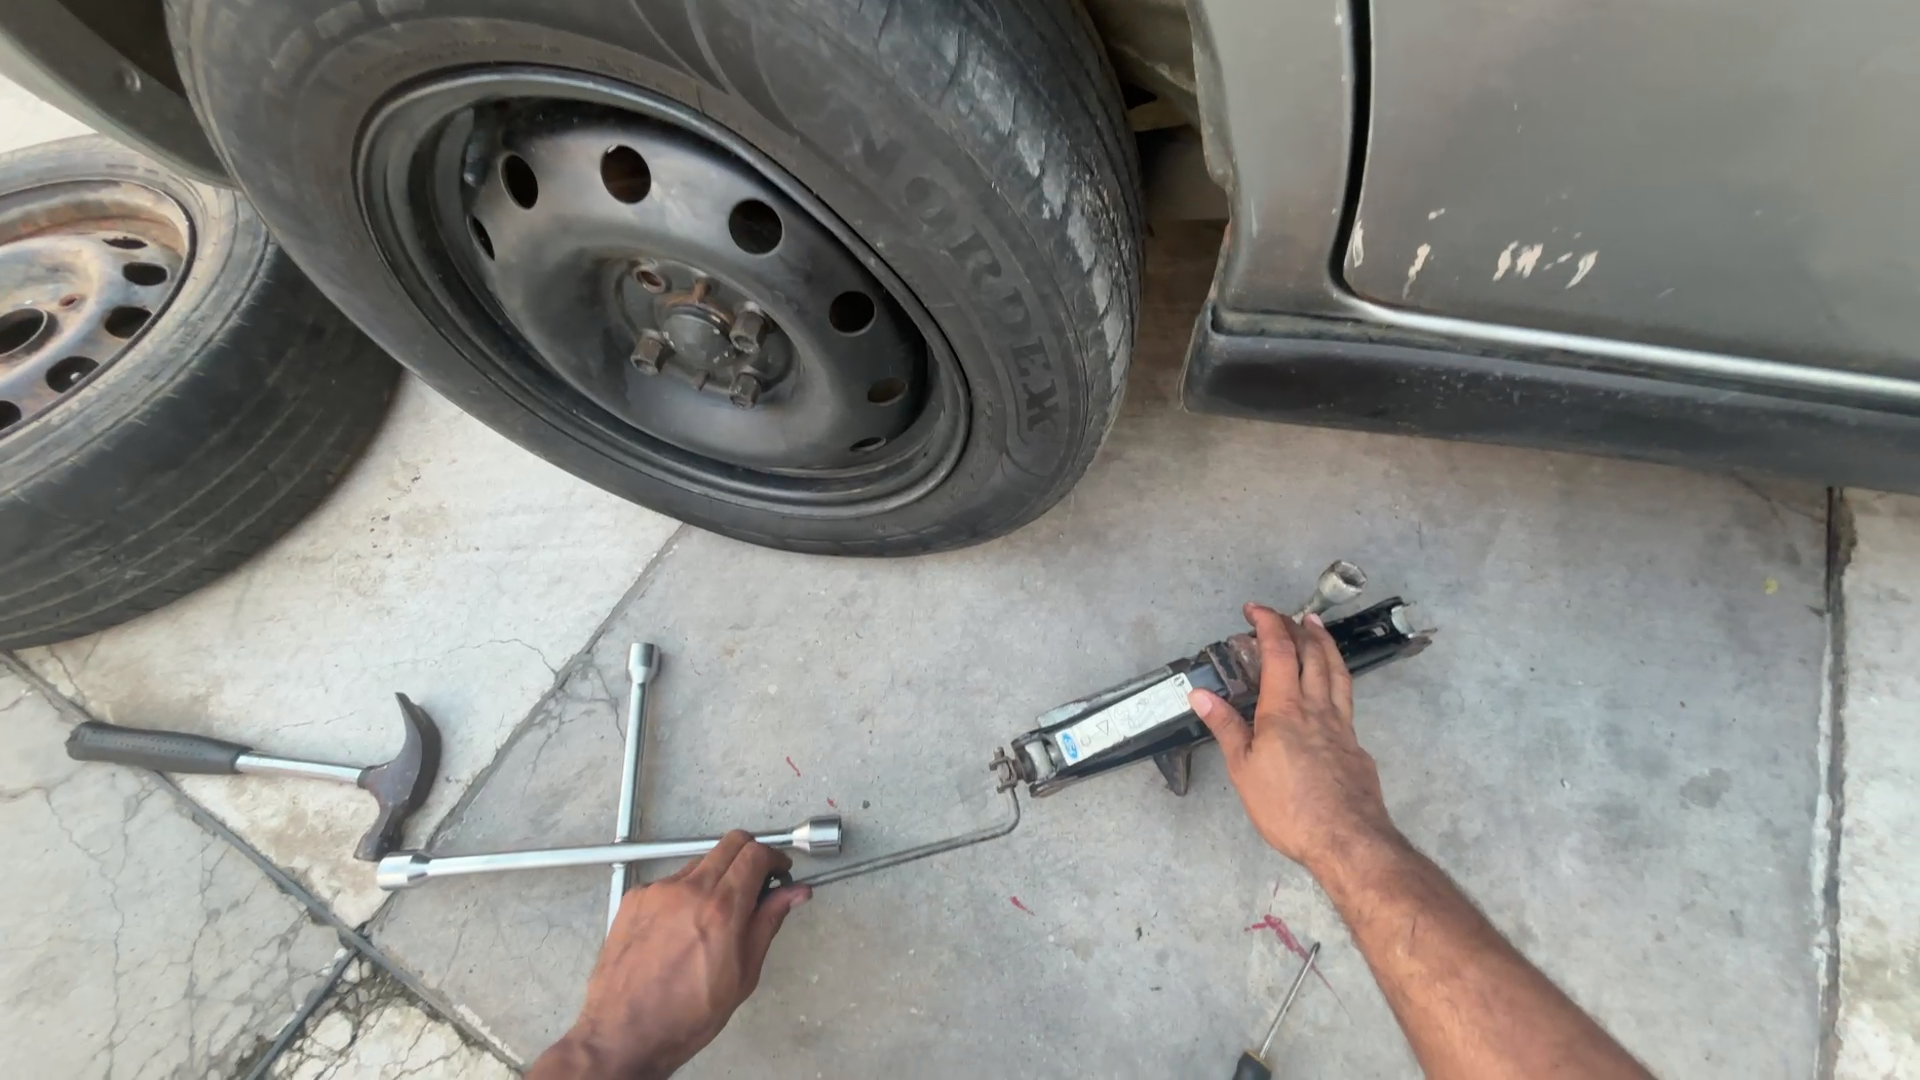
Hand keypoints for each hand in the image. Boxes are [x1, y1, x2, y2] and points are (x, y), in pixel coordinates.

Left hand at [531, 833, 811, 1079]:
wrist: (623, 1036)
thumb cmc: (685, 1016)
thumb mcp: (743, 974)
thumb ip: (769, 922)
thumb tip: (795, 893)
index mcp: (722, 909)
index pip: (757, 853)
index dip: (775, 858)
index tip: (779, 871)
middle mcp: (690, 890)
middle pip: (732, 842)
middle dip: (751, 855)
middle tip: (755, 881)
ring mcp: (659, 890)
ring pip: (702, 861)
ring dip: (718, 874)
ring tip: (714, 912)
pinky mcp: (635, 898)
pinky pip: (671, 881)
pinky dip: (685, 893)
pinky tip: (681, 926)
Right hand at [1188, 603, 1401, 875]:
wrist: (1348, 841)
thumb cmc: (1286, 806)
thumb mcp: (1243, 768)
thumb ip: (1225, 726)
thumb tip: (1200, 694)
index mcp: (1285, 709)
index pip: (1279, 652)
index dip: (1268, 624)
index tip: (1255, 609)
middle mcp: (1317, 709)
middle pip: (1314, 655)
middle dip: (1298, 627)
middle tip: (1286, 614)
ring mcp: (1342, 727)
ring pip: (1337, 673)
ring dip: (1326, 644)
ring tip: (1317, 628)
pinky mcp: (1356, 747)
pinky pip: (1345, 702)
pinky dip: (1335, 682)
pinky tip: (1328, 693)